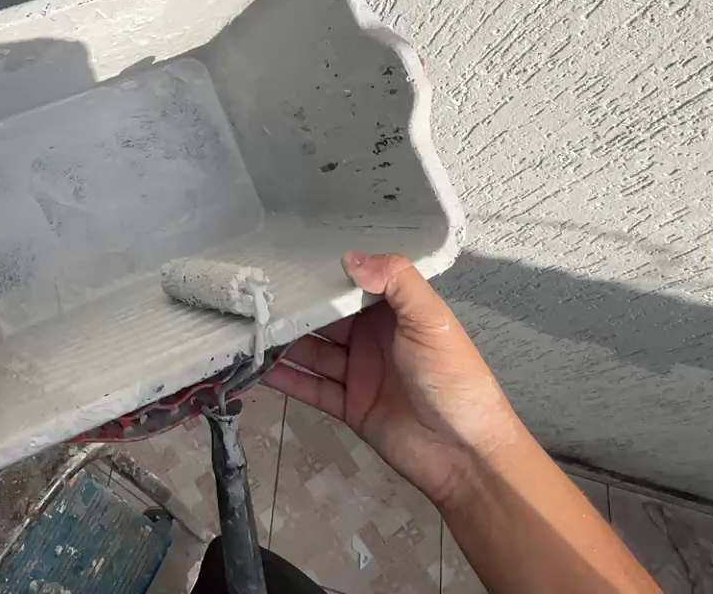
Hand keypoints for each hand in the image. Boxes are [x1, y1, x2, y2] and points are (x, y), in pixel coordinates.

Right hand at [264, 251, 522, 507]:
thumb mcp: (431, 320)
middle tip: (252, 294)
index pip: (349, 285)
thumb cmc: (453, 379)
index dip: (321, 274)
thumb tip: (347, 256)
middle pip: (324, 318)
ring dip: (283, 341)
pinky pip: (310, 387)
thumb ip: (396, 281)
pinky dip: (285, 378)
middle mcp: (371, 337)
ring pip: (311, 351)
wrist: (466, 456)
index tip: (283, 258)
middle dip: (294, 307)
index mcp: (392, 313)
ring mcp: (357, 372)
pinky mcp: (348, 405)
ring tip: (246, 327)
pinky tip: (258, 367)